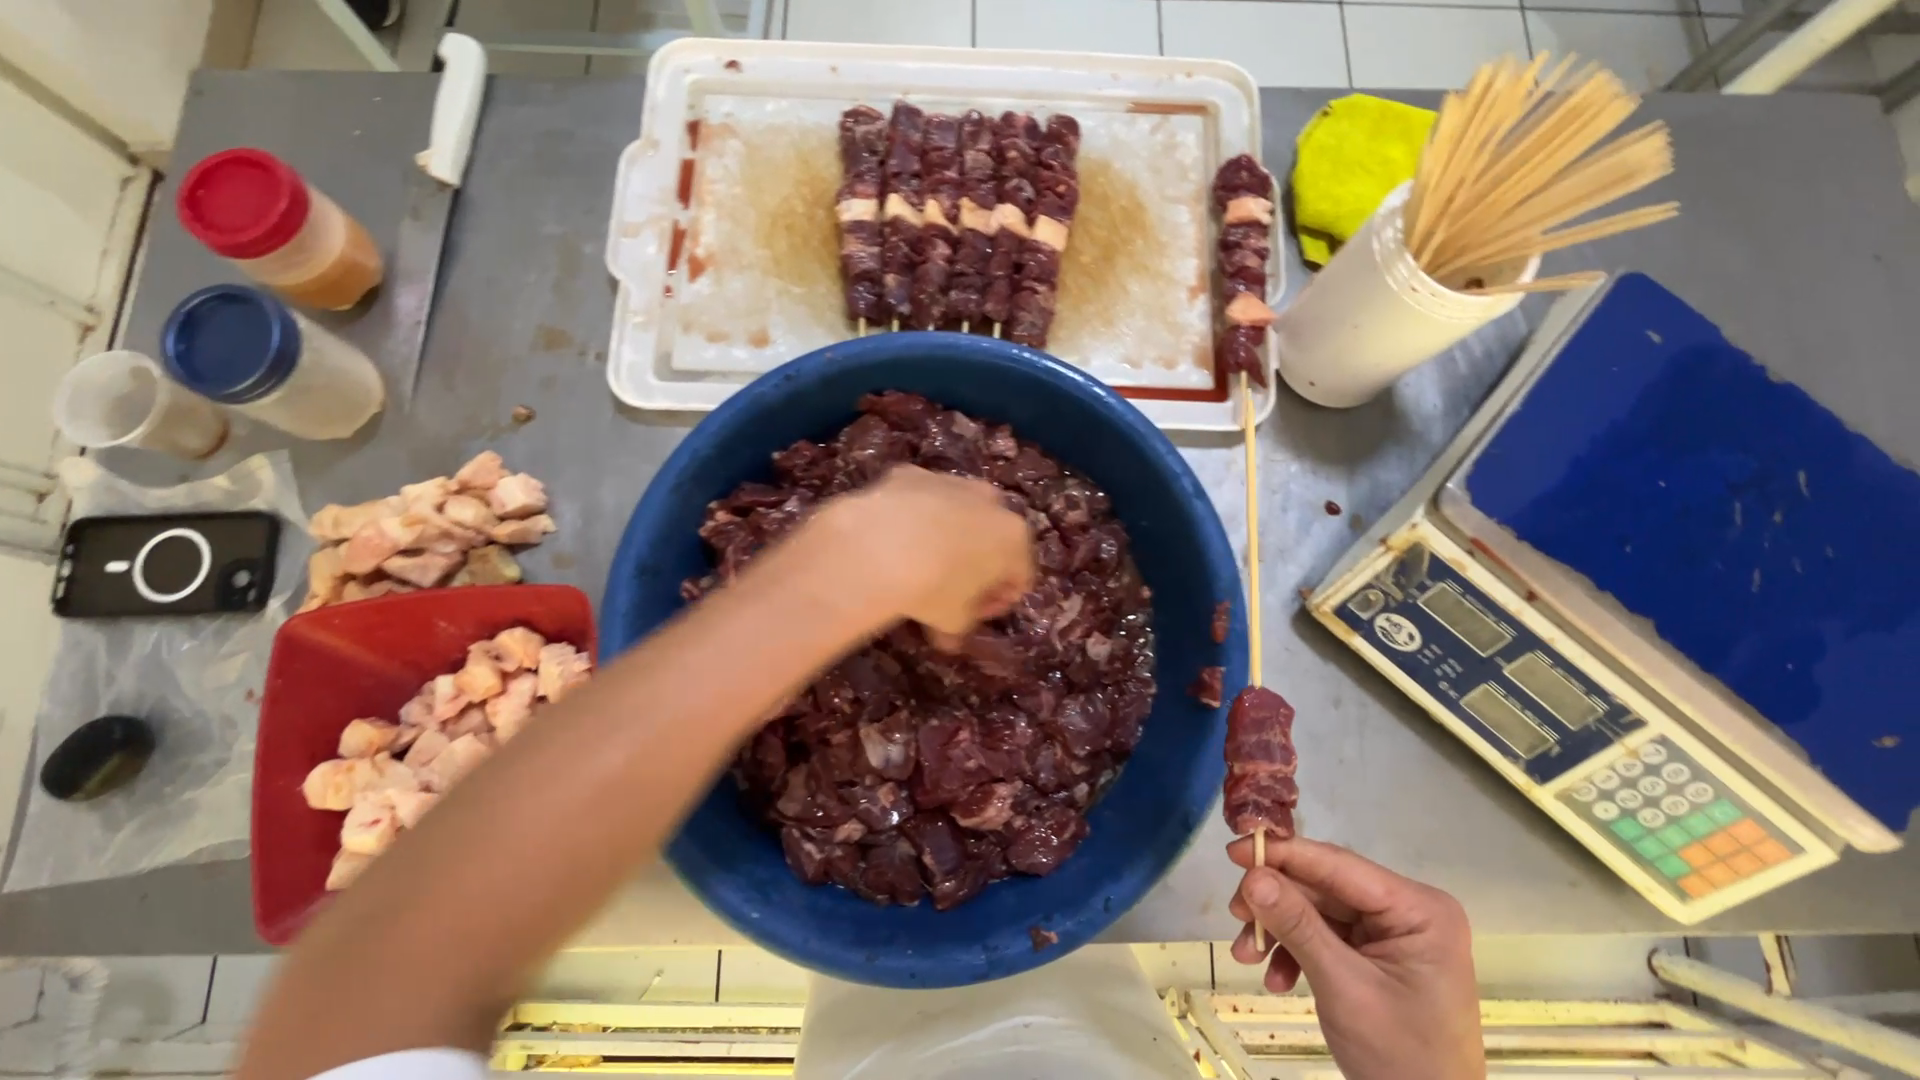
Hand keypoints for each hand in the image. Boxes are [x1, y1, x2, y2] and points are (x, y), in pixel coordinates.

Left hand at [816, 465, 1033, 639]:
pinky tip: (893, 538)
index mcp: (1014, 537)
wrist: (878, 546)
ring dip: (947, 534)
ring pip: (957, 511)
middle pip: (991, 537)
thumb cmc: (933, 588)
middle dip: (976, 562)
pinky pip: (919, 499)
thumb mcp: (952, 620)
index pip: (1019, 576)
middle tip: (951, 589)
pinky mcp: (911, 473)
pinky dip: (912, 515)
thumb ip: (960, 627)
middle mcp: (990, 501)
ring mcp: (951, 481)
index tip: (976, 614)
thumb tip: (950, 640)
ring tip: (919, 562)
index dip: (998, 599)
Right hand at [1226, 836, 1483, 1079]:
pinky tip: (1276, 980)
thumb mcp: (1344, 987)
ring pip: (1316, 911)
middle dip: (1275, 905)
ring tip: (1246, 958)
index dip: (1283, 855)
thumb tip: (1252, 875)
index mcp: (1418, 908)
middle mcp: (1407, 910)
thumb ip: (1297, 925)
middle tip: (1234, 917)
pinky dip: (1295, 954)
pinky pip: (1324, 937)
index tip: (1233, 853)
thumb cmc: (1401, 1057)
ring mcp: (1392, 934)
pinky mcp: (1376, 956)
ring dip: (1279, 932)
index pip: (1338, 865)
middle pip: (1322, 887)